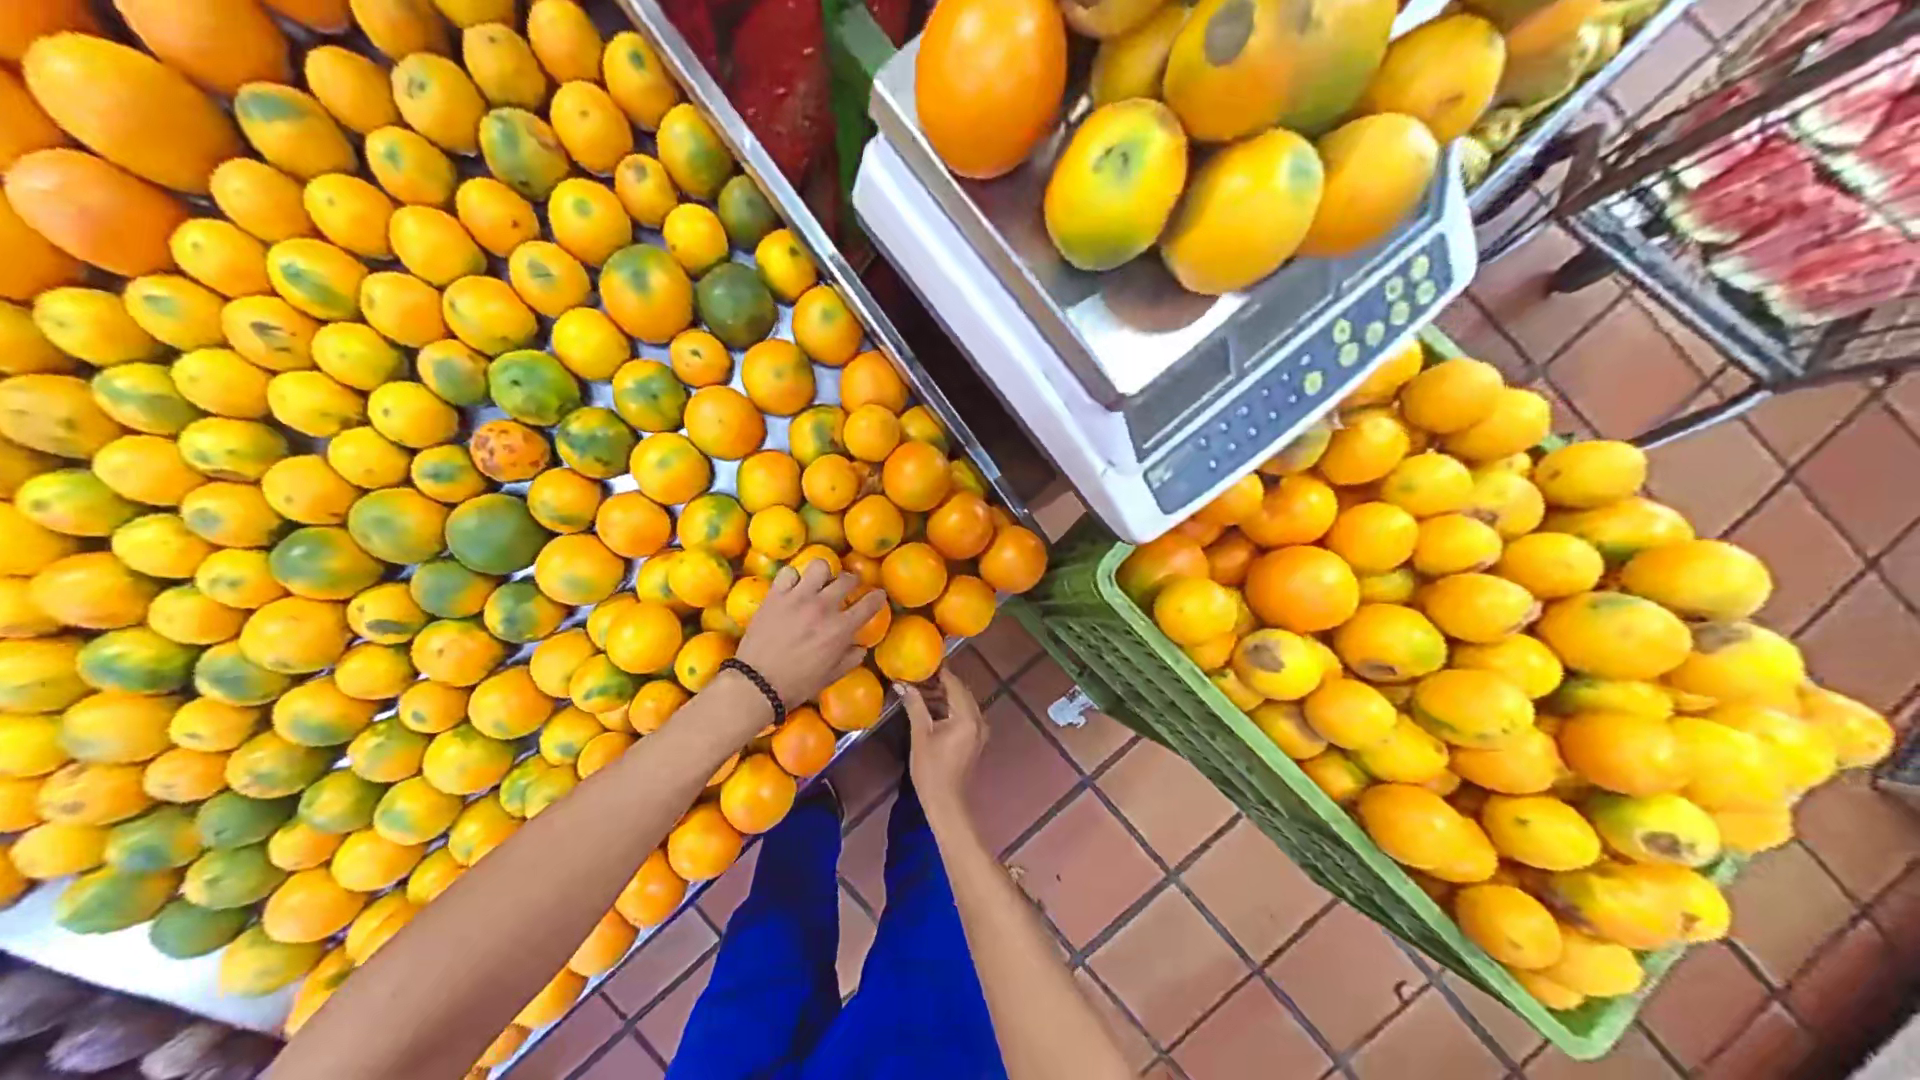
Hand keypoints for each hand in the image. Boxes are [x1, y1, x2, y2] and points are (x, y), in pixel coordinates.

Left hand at [733, 560, 886, 706]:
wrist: (757, 684)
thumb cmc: (797, 685)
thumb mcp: (831, 676)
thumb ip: (850, 659)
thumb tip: (861, 647)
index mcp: (840, 629)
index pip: (869, 604)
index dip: (878, 597)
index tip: (878, 594)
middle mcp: (823, 607)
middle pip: (847, 579)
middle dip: (852, 582)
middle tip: (847, 588)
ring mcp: (798, 598)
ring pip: (820, 566)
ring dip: (824, 573)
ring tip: (820, 582)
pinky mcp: (776, 595)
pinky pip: (788, 572)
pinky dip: (793, 577)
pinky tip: (793, 587)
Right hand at [900, 667, 986, 822]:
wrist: (945, 802)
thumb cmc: (931, 769)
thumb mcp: (920, 734)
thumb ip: (915, 705)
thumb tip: (902, 683)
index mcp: (967, 716)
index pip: (954, 683)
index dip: (938, 671)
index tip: (920, 662)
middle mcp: (979, 719)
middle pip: (959, 691)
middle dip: (938, 682)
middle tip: (916, 675)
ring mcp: (979, 729)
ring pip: (960, 702)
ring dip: (941, 695)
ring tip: (917, 689)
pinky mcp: (975, 737)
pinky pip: (963, 714)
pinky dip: (947, 708)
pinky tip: (928, 706)